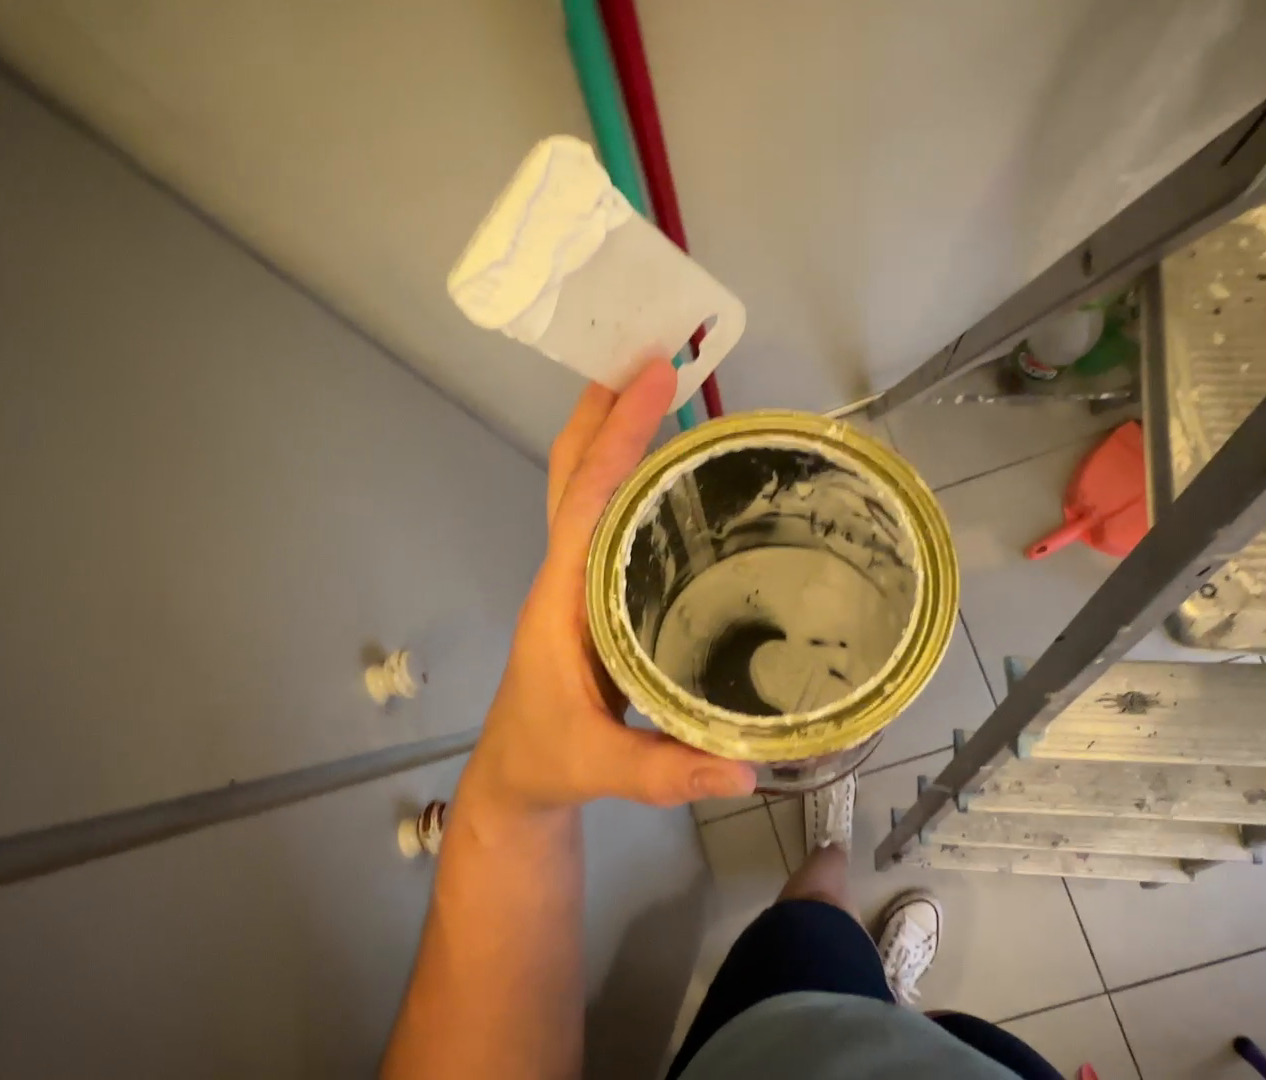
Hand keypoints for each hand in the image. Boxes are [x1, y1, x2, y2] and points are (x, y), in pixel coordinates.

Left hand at [464, 360, 757, 811]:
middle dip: (603, 411)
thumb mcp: (601, 768)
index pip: (588, 501)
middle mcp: (565, 575)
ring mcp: (577, 580)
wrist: (517, 774)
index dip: (618, 438)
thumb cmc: (547, 762)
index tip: (654, 378)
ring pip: (586, 490)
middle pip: (573, 474)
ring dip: (614, 435)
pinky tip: (673, 472)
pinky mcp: (594, 593)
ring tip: (660, 389)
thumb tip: (748, 769)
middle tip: (647, 354)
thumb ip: (668, 770)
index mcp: (562, 599)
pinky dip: (630, 477)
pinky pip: (607, 518)